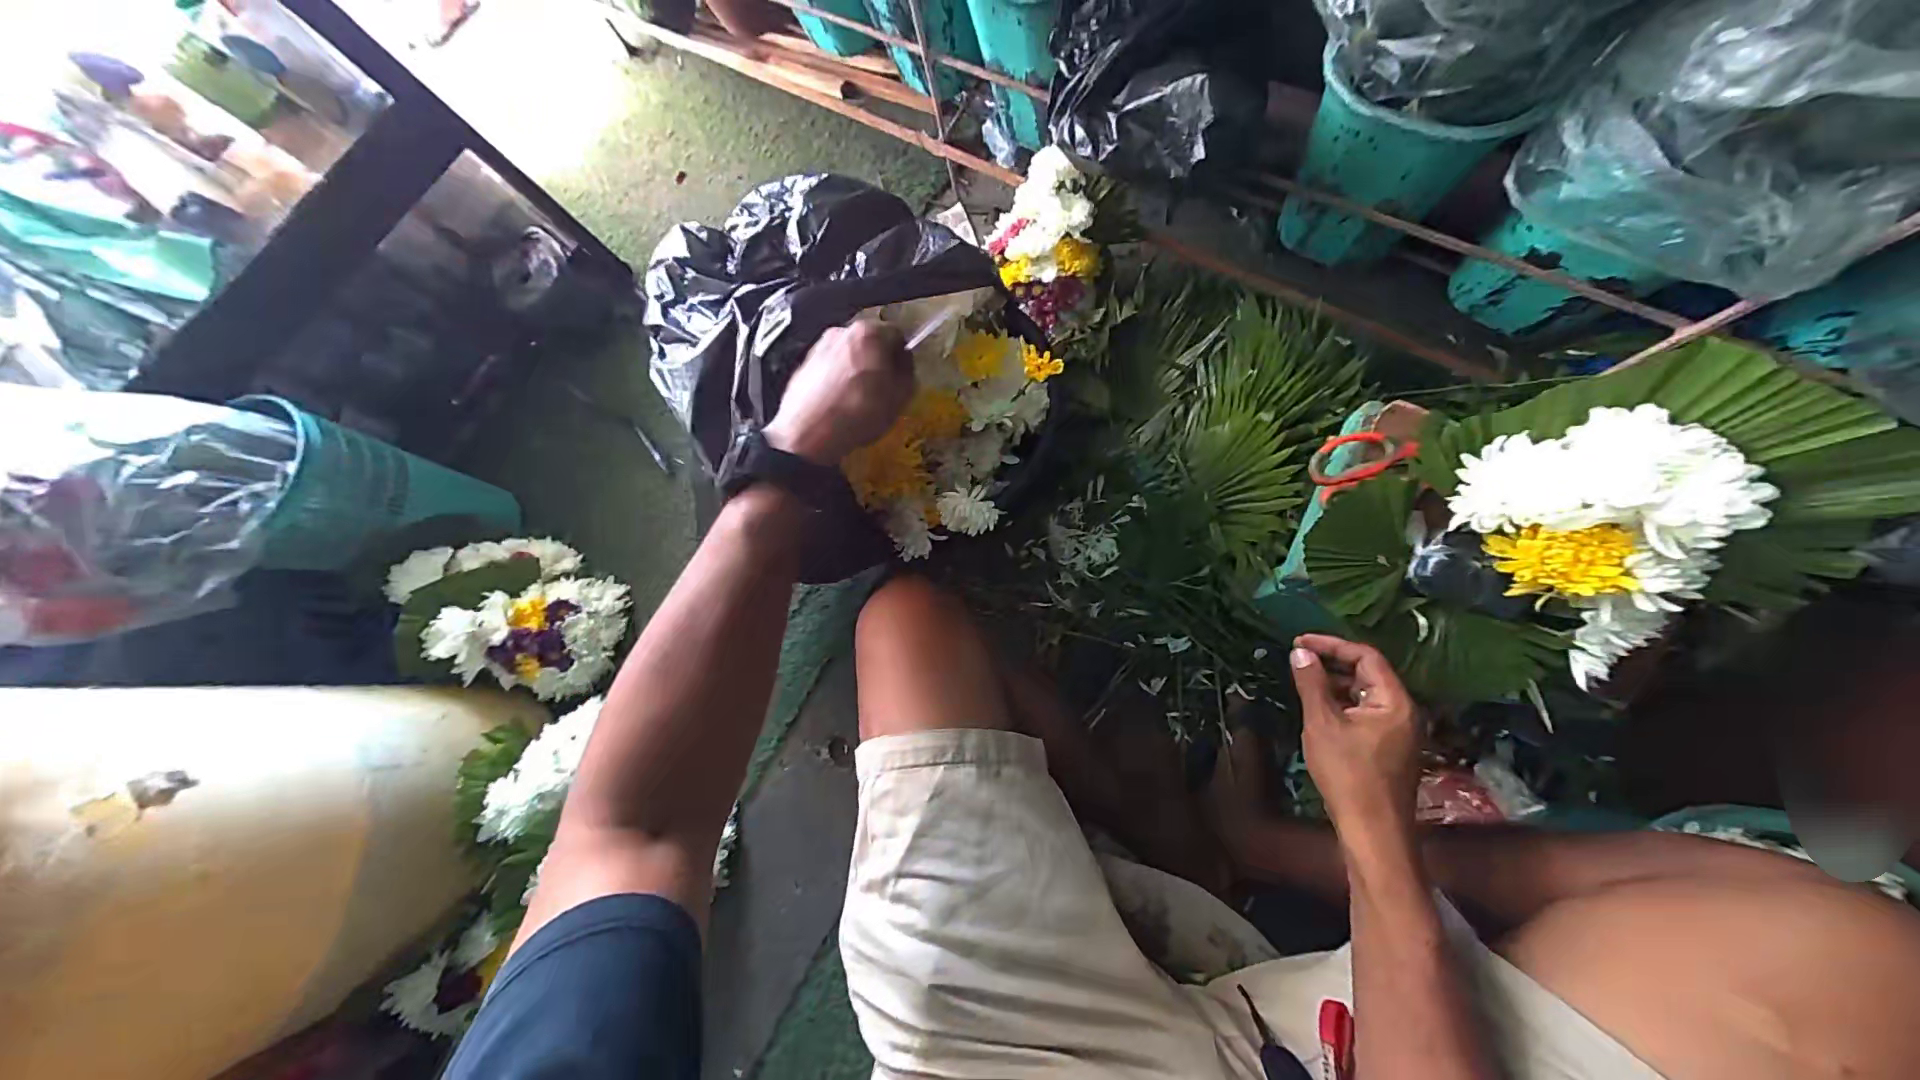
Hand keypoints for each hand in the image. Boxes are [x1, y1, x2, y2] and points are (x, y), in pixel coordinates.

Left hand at [763, 318, 912, 465]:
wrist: (808, 433)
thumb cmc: (859, 412)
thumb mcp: (899, 396)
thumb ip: (908, 372)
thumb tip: (904, 362)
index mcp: (869, 332)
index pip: (897, 334)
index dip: (902, 357)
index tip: (902, 375)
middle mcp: (841, 331)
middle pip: (869, 342)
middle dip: (878, 361)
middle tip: (883, 389)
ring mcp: (819, 347)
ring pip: (848, 355)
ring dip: (856, 371)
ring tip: (859, 400)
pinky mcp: (803, 366)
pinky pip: (830, 368)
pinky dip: (837, 380)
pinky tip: (839, 403)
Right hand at [1290, 634, 1422, 846]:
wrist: (1372, 829)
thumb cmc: (1347, 773)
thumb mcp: (1322, 723)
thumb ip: (1312, 683)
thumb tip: (1300, 652)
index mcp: (1395, 701)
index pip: (1366, 657)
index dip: (1332, 644)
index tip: (1300, 642)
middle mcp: (1404, 711)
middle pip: (1369, 673)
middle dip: (1333, 662)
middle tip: (1299, 657)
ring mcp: (1400, 730)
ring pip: (1366, 693)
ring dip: (1336, 683)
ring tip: (1304, 680)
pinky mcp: (1390, 746)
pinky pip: (1367, 711)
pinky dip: (1343, 703)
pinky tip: (1319, 708)